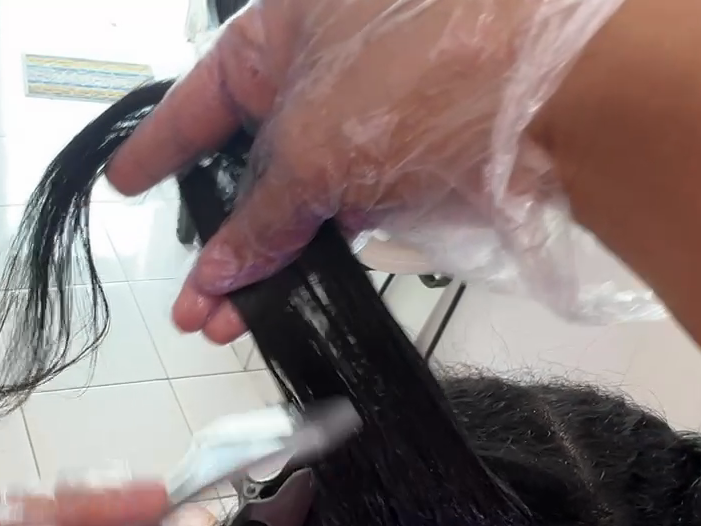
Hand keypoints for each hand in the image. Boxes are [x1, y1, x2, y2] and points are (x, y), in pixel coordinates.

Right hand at [106, 0, 627, 341]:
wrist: (575, 95)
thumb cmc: (431, 72)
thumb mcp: (314, 146)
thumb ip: (258, 217)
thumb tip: (217, 273)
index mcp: (288, 23)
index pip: (205, 94)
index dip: (161, 147)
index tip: (125, 183)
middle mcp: (324, 64)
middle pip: (246, 160)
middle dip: (211, 236)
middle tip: (186, 297)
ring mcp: (364, 115)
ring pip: (289, 198)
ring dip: (254, 264)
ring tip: (218, 321)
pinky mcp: (400, 161)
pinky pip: (331, 214)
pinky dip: (302, 257)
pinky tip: (272, 296)